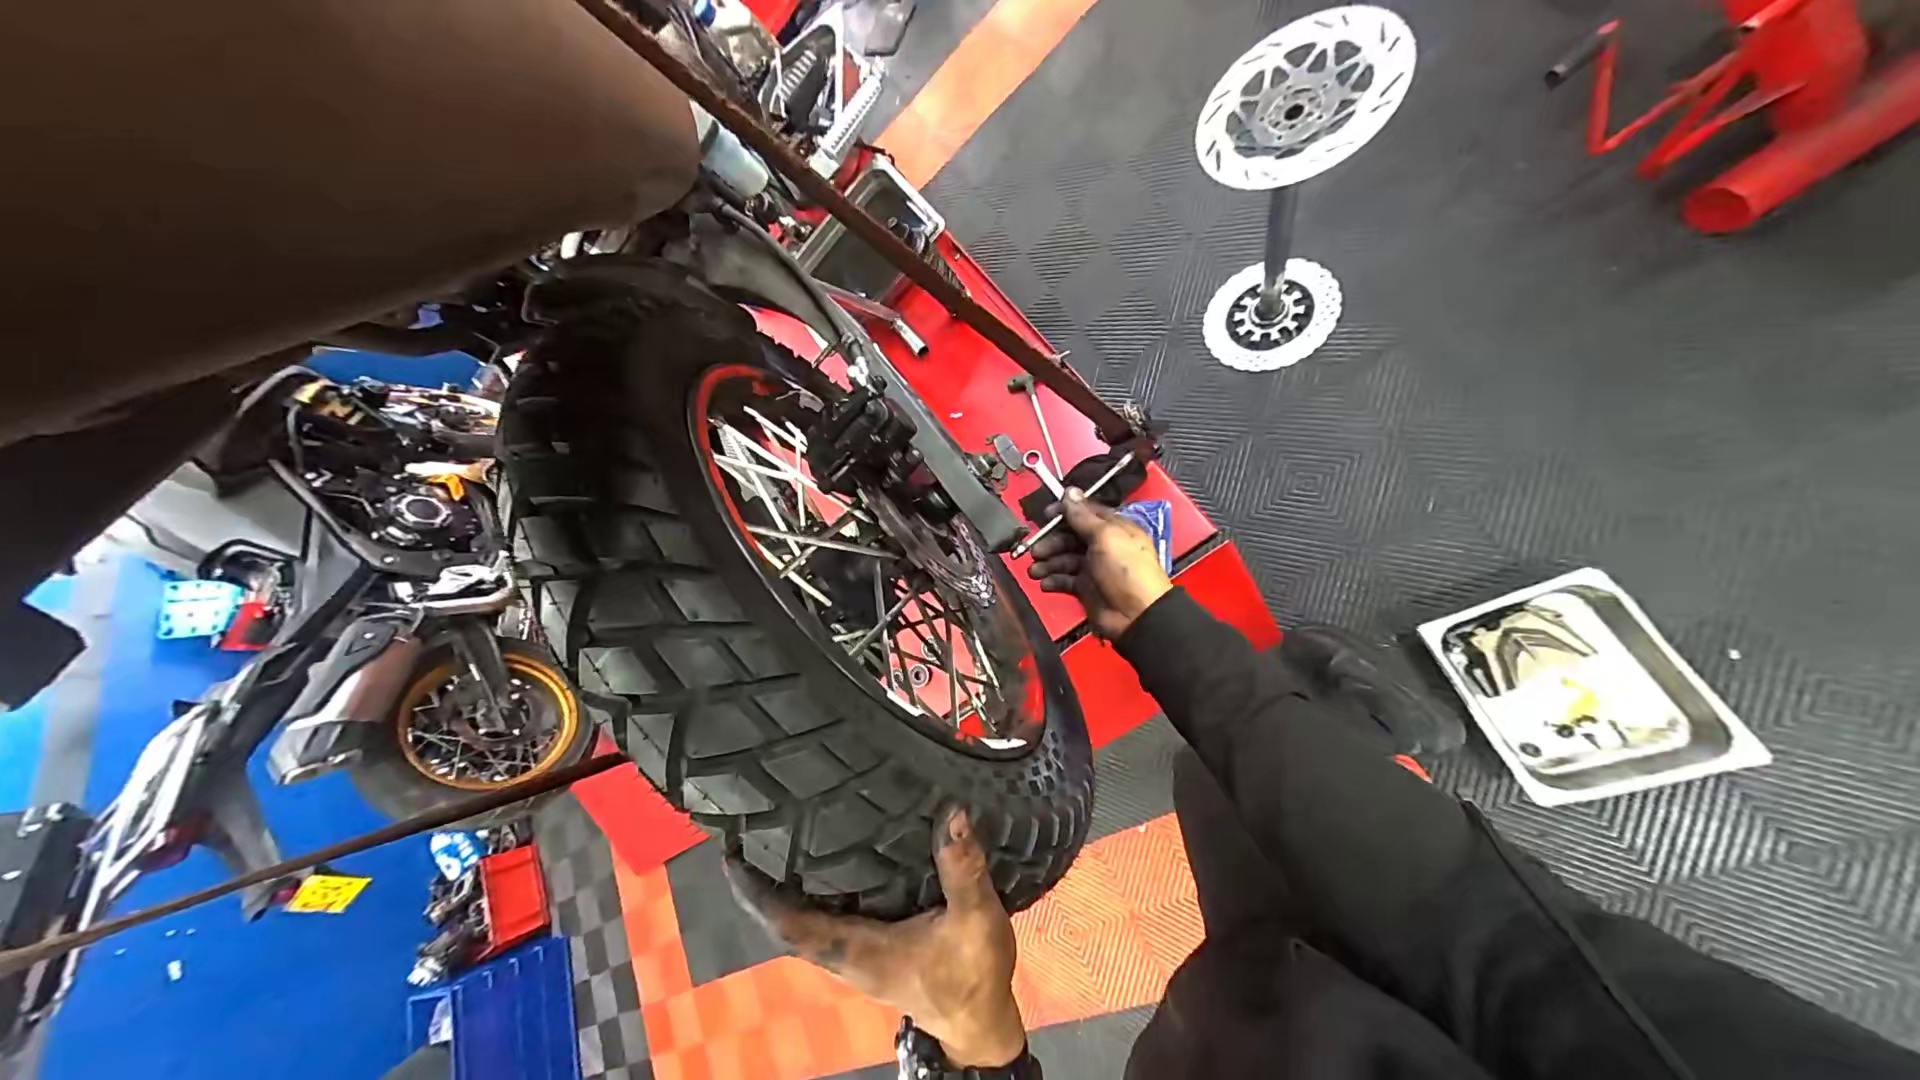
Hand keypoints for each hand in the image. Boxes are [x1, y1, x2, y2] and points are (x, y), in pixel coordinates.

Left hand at [724, 808, 1025, 1068]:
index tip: (733, 855)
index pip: (791, 923)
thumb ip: (962, 870)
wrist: (980, 1023)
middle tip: (748, 830)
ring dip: (784, 885)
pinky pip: (826, 916)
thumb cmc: (972, 977)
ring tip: (776, 835)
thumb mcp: (976, 921)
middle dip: (762, 882)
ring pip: (805, 918)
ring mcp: (855, 953)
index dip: (758, 893)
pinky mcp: (869, 948)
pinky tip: (823, 858)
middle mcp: (846, 952)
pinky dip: (812, 891)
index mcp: (858, 948)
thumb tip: (953, 812)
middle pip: (788, 920)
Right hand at [1025, 489, 1171, 638]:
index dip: (1064, 513)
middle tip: (1036, 550)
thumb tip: (1070, 492)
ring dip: (1048, 562)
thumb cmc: (1128, 571)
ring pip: (1065, 558)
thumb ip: (1083, 516)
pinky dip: (1053, 580)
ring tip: (1035, 570)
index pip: (1085, 513)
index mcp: (1114, 528)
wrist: (1136, 615)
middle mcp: (1104, 545)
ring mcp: (1095, 567)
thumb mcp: (1106, 536)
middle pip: (1070, 537)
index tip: (1046, 515)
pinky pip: (1065, 579)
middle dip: (1051, 542)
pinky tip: (1045, 582)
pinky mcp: (1087, 588)